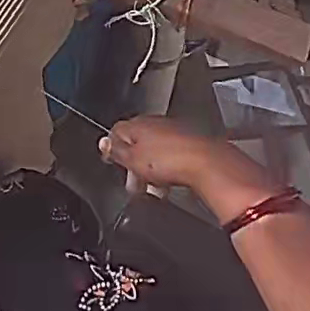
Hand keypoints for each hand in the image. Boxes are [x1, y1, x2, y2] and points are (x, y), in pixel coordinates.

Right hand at [99, 116, 284, 219]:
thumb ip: (116, 150)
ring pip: (153, 150)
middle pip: (136, 142)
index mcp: (138, 123)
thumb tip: (104, 143)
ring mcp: (173, 131)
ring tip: (152, 187)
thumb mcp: (132, 160)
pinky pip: (170, 156)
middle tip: (133, 182)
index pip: (116, 131)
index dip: (113, 149)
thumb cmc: (170, 160)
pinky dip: (167, 169)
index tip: (112, 163)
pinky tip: (169, 183)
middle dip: (133, 163)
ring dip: (150, 169)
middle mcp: (155, 123)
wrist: (205, 162)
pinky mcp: (188, 143)